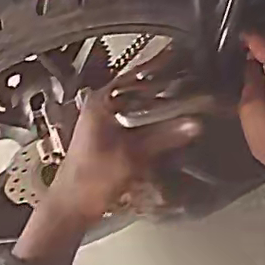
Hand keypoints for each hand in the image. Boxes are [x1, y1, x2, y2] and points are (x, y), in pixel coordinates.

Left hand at [13, 84, 201, 261]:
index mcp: (99, 103)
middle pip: (136, 87)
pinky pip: (134, 118)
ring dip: (157, 100)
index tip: (177, 57)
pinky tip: (167, 120)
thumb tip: (192, 123)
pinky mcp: (107, 136)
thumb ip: (163, 137)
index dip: (157, 66)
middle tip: (186, 76)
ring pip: (135, 102)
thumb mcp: (131, 156)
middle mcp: (99, 107)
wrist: (72, 208)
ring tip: (182, 95)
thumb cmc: (89, 181)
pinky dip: (151, 116)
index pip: (133, 75)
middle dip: (161, 83)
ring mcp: (102, 121)